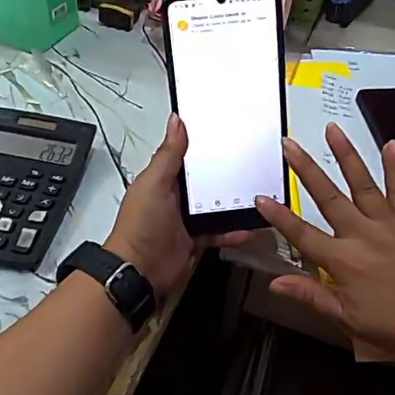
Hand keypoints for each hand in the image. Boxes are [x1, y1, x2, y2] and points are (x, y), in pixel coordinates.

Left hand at [104, 114, 248, 297]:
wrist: (142, 272)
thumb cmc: (140, 227)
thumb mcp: (154, 184)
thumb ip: (168, 155)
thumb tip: (176, 122)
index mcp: (162, 179)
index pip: (185, 156)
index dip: (203, 145)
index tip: (225, 134)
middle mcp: (175, 197)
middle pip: (205, 181)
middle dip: (224, 174)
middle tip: (249, 162)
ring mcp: (186, 220)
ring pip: (215, 206)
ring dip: (232, 202)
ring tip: (254, 193)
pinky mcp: (196, 239)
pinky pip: (220, 231)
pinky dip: (233, 230)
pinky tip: (248, 226)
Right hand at [254, 124, 394, 363]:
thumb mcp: (346, 319)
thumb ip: (310, 296)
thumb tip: (276, 283)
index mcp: (344, 262)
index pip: (303, 235)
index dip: (279, 217)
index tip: (261, 198)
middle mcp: (364, 236)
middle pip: (328, 197)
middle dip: (306, 169)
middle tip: (289, 145)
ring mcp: (389, 226)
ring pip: (362, 184)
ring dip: (346, 155)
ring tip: (333, 129)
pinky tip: (391, 144)